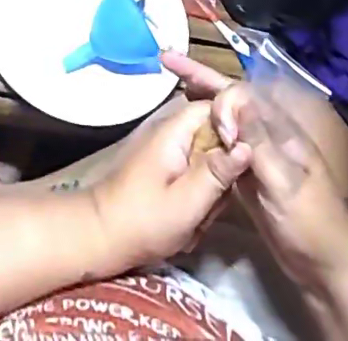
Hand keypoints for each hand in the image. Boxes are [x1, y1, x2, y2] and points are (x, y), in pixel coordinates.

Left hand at [86, 100, 251, 271]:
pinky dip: (195, 199)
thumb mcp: (187, 201)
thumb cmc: (143, 219)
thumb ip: (218, 173)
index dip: (235, 128)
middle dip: (220, 172)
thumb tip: (248, 146)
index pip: (215, 108)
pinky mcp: (165, 172)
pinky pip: (193, 177)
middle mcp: (171, 134)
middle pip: (214, 138)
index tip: (247, 160)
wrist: (100, 239)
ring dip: (208, 192)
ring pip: (206, 162)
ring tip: (196, 219)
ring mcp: (167, 153)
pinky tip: (187, 223)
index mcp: (174, 130)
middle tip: (212, 203)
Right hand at [163, 51, 347, 288]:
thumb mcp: (285, 182)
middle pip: (230, 96)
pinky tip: (186, 126)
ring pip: (223, 116)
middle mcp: (267, 131)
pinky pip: (221, 142)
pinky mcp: (247, 171)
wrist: (325, 268)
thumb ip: (259, 140)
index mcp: (280, 127)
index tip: (221, 133)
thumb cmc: (310, 224)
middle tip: (169, 60)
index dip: (223, 101)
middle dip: (200, 76)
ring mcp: (256, 151)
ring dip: (199, 96)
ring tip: (174, 80)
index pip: (243, 94)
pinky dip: (202, 128)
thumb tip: (235, 97)